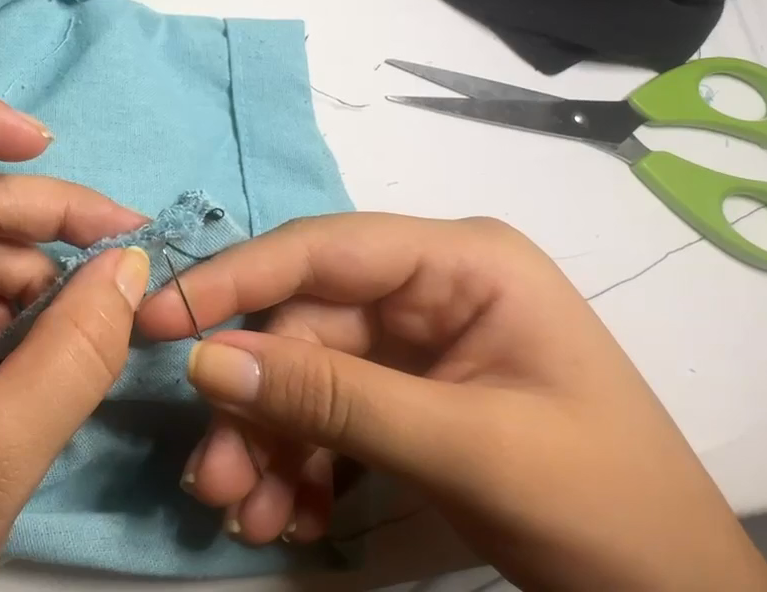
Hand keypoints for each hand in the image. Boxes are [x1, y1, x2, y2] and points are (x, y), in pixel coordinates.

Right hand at [137, 214, 766, 591]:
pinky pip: (327, 414)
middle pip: (302, 326)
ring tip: (246, 513)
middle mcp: (430, 288)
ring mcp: (417, 343)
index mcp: (462, 262)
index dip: (234, 281)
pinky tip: (288, 514)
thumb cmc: (607, 512)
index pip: (320, 251)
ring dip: (268, 444)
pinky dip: (300, 464)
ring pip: (304, 375)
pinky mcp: (408, 396)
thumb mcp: (466, 450)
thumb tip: (205, 363)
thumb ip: (331, 400)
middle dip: (255, 404)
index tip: (159, 321)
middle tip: (213, 478)